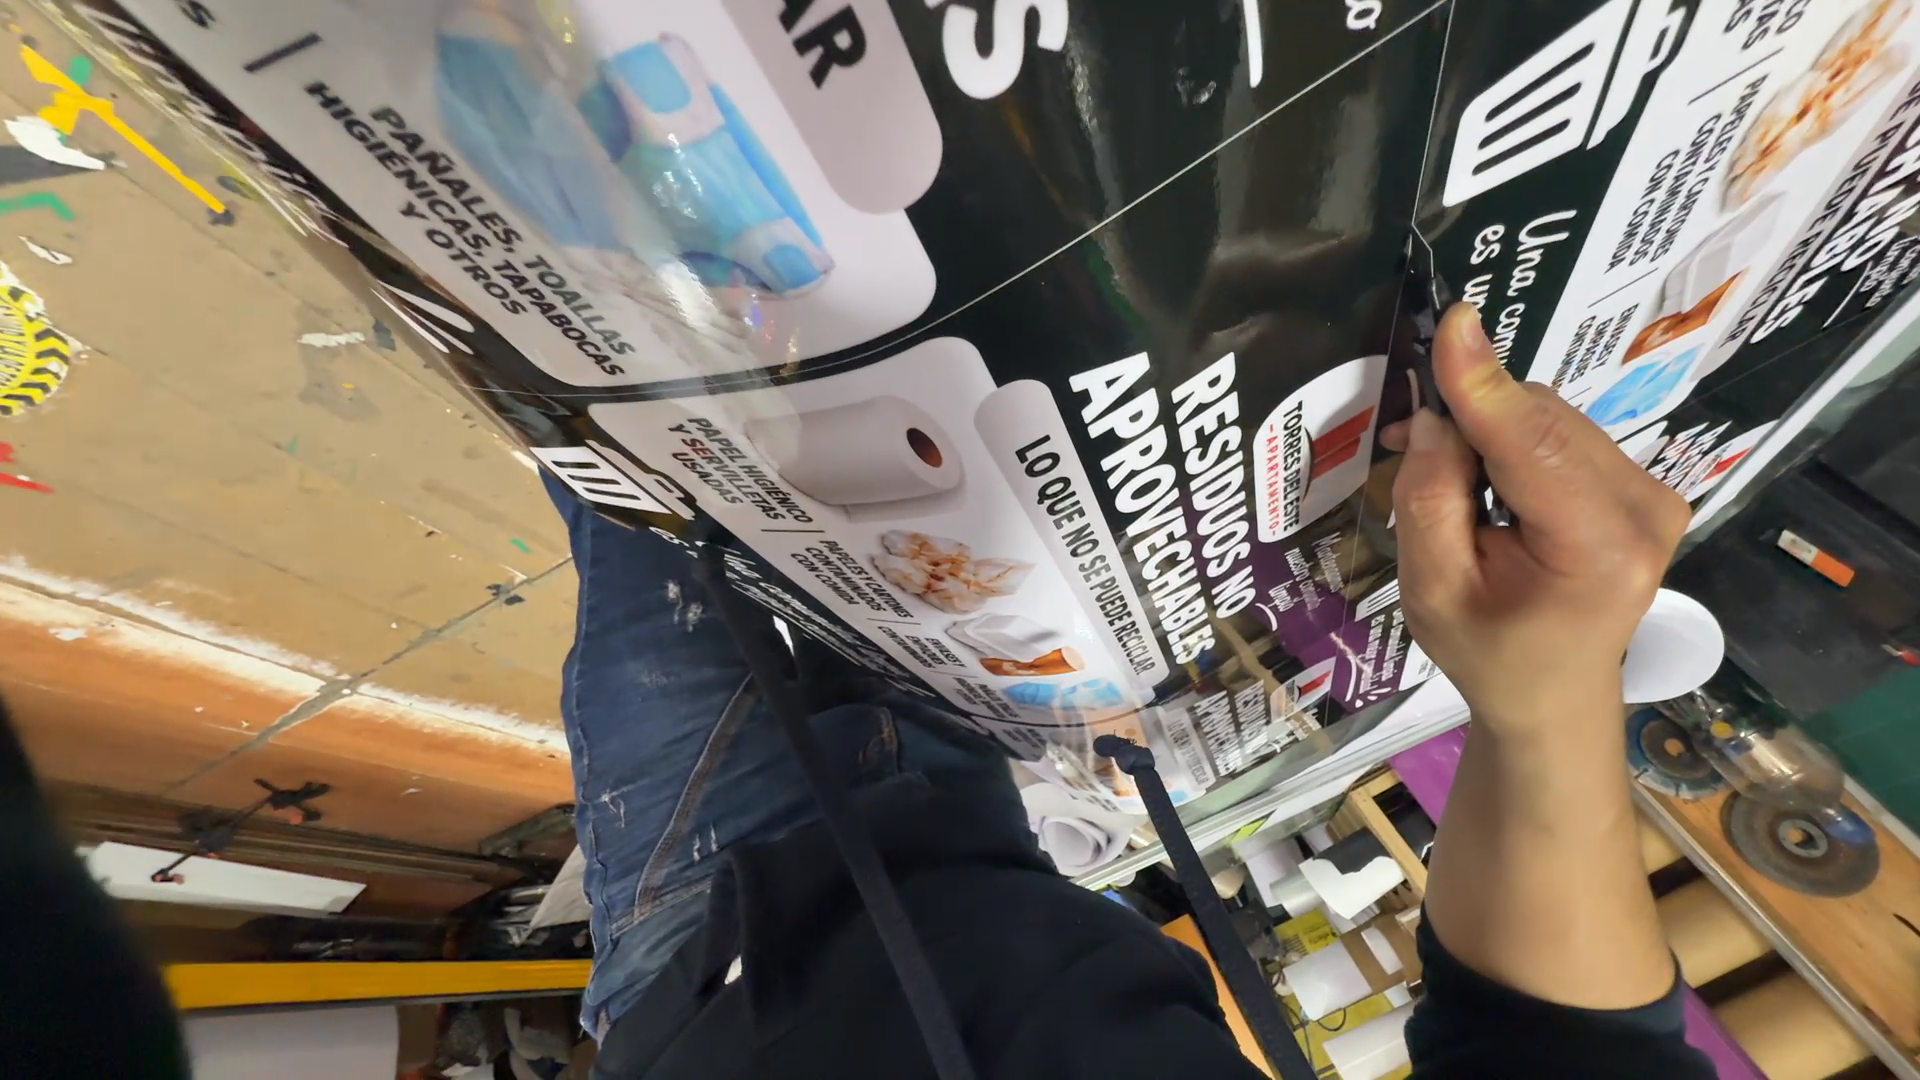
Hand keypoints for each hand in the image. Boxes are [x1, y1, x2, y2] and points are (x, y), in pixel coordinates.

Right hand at [1384, 305, 1690, 731]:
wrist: (1550, 695)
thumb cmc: (1483, 652)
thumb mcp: (1431, 587)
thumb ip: (1429, 501)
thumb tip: (1435, 419)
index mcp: (1596, 544)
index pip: (1531, 442)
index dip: (1484, 382)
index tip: (1452, 321)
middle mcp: (1644, 506)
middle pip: (1540, 420)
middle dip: (1467, 415)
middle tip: (1399, 444)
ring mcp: (1652, 493)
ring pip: (1549, 419)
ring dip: (1483, 426)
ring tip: (1430, 465)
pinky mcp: (1639, 489)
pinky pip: (1558, 435)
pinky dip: (1506, 438)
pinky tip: (1474, 471)